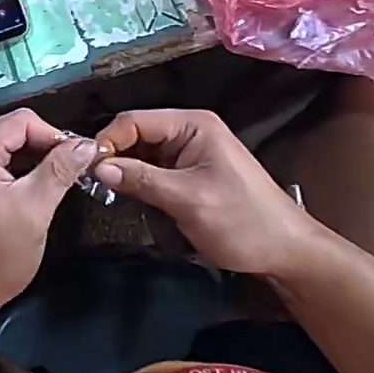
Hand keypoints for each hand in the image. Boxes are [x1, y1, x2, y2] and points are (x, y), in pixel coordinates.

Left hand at [0, 109, 103, 311]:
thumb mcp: (34, 208)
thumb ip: (60, 170)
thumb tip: (88, 144)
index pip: (23, 121)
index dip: (55, 135)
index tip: (80, 159)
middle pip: (17, 130)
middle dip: (49, 146)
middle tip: (77, 169)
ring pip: (14, 147)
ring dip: (41, 159)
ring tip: (67, 179)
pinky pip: (6, 164)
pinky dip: (28, 171)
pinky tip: (47, 188)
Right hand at [93, 109, 324, 276]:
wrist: (285, 252)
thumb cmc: (242, 221)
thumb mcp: (188, 200)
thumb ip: (141, 180)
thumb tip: (97, 167)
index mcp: (192, 125)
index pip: (135, 120)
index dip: (108, 141)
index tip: (88, 169)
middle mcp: (187, 131)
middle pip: (135, 134)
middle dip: (114, 156)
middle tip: (92, 184)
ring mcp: (187, 153)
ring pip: (140, 154)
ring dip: (124, 171)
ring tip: (106, 192)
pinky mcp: (187, 174)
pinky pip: (151, 170)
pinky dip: (137, 182)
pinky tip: (128, 197)